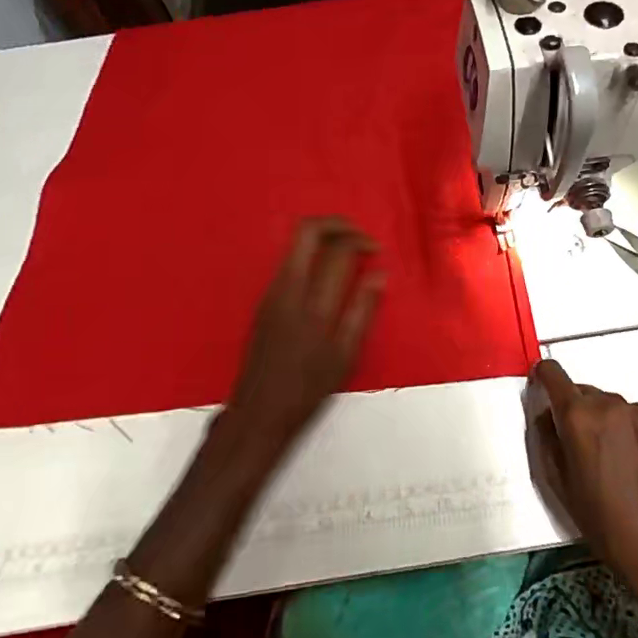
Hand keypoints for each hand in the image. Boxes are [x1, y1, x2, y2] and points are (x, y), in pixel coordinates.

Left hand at [224, 218, 384, 445]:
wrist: (257, 413)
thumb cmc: (307, 390)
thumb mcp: (345, 356)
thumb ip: (363, 310)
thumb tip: (379, 275)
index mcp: (313, 305)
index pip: (337, 251)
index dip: (360, 241)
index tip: (375, 250)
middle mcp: (287, 290)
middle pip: (307, 231)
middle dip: (337, 224)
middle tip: (358, 235)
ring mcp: (271, 293)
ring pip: (294, 242)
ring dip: (324, 237)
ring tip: (347, 251)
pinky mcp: (264, 300)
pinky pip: (288, 260)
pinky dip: (311, 253)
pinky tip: (326, 271)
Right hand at [529, 359, 637, 594]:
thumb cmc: (607, 526)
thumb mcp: (562, 488)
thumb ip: (548, 443)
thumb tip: (548, 419)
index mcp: (579, 418)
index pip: (555, 376)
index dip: (544, 376)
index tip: (542, 380)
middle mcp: (612, 405)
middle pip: (585, 393)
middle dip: (577, 411)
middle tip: (580, 448)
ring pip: (613, 406)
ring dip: (606, 422)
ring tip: (614, 464)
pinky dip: (632, 432)